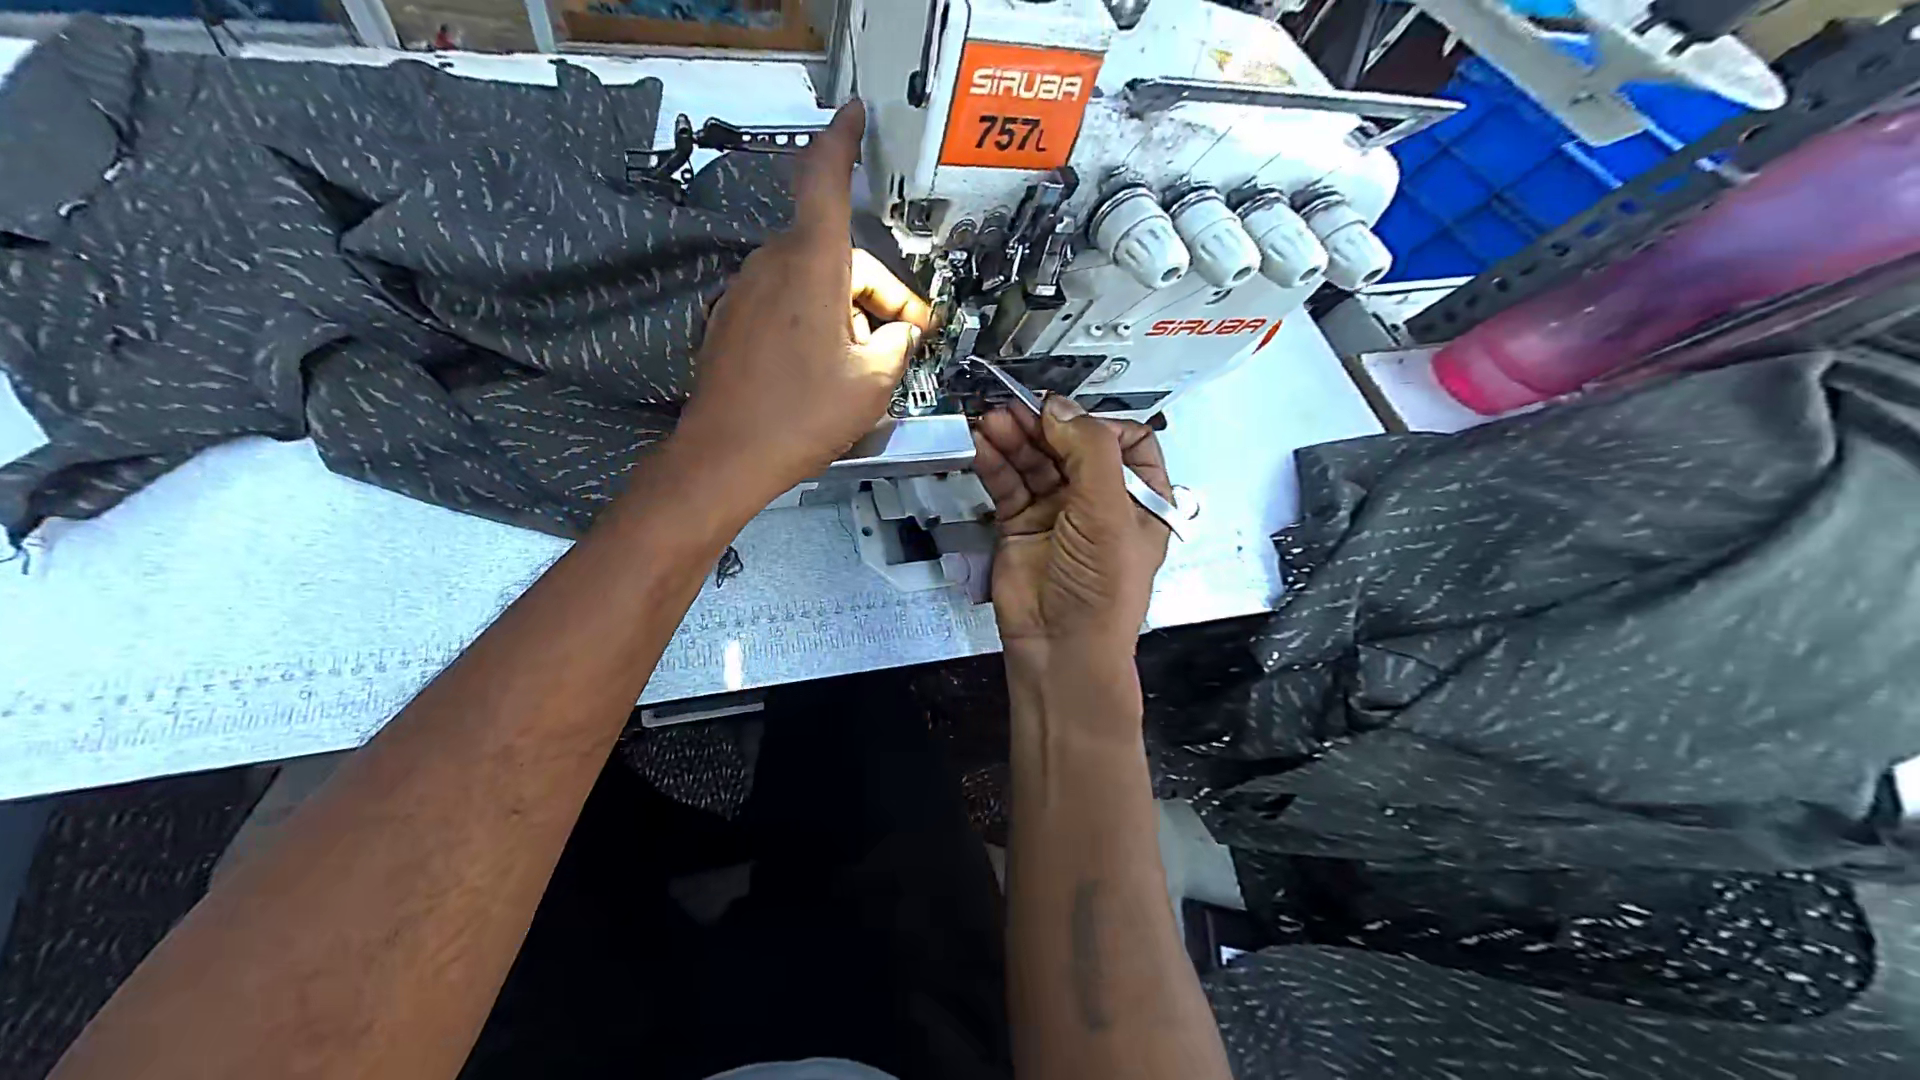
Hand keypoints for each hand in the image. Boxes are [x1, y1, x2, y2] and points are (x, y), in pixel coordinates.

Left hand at [673, 100, 932, 508]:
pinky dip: (816, 320)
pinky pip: (785, 302)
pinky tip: (827, 367)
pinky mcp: (731, 321)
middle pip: (835, 252)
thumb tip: (899, 334)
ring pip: (811, 279)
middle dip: (878, 289)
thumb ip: (896, 345)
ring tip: (867, 361)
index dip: (843, 141)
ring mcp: (745, 293)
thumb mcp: (873, 383)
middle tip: (908, 336)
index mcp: (810, 264)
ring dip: (848, 308)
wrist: (725, 455)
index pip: (826, 180)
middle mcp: (772, 265)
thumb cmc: (804, 414)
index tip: (855, 113)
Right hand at [973, 395, 1172, 655]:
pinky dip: (995, 463)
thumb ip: (1089, 452)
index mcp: (1139, 498)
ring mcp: (1058, 511)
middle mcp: (1100, 501)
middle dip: (1044, 425)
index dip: (1098, 425)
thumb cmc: (1101, 590)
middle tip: (1017, 408)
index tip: (1069, 419)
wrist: (1059, 645)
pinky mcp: (1021, 523)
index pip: (1126, 441)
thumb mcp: (1109, 513)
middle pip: (1071, 445)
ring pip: (1036, 461)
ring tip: (993, 421)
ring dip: (1015, 438)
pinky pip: (1008, 483)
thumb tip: (1060, 409)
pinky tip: (983, 445)